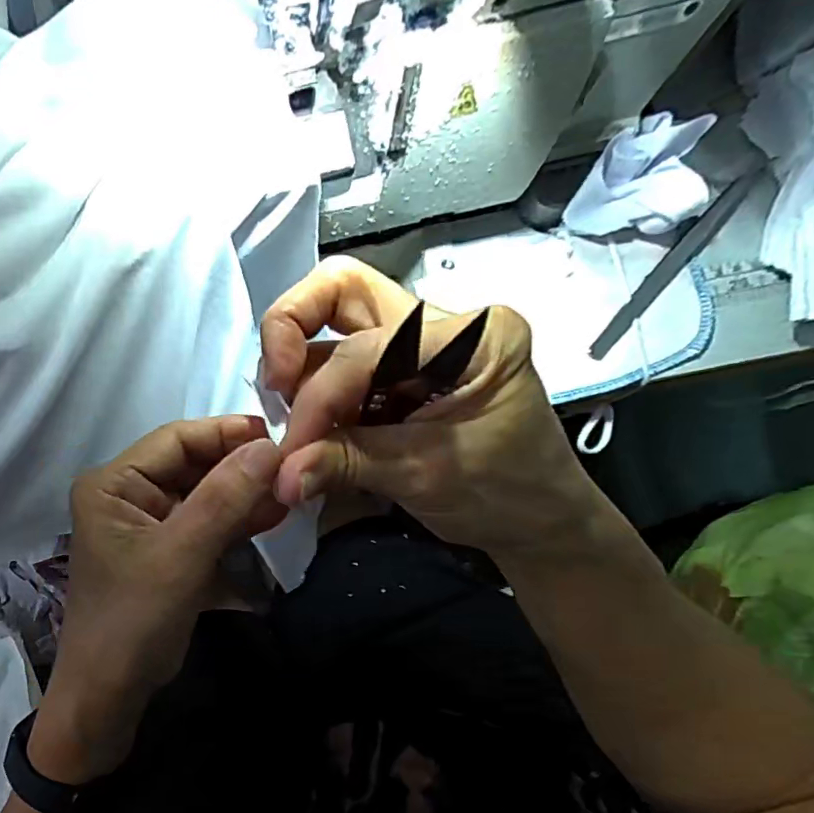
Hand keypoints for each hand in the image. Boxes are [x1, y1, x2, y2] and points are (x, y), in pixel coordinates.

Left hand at [39, 416, 286, 779]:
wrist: (111, 695)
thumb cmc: (134, 619)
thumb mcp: (182, 554)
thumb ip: (225, 498)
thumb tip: (270, 446)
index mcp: (114, 484)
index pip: (177, 439)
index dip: (228, 433)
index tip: (280, 433)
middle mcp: (129, 496)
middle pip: (194, 466)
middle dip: (242, 469)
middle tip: (294, 467)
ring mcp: (151, 526)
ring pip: (207, 496)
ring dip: (245, 496)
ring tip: (291, 493)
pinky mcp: (170, 553)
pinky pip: (208, 526)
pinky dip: (237, 524)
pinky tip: (273, 518)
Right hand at [264, 258, 601, 561]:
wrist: (539, 522)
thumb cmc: (506, 495)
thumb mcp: (426, 477)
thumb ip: (348, 464)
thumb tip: (280, 476)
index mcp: (472, 337)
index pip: (368, 348)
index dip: (320, 398)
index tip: (292, 451)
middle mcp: (442, 325)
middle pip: (345, 290)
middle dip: (292, 327)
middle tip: (274, 386)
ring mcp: (418, 347)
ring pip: (337, 324)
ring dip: (302, 369)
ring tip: (295, 425)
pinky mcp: (399, 375)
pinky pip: (342, 367)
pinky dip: (317, 395)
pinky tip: (309, 430)